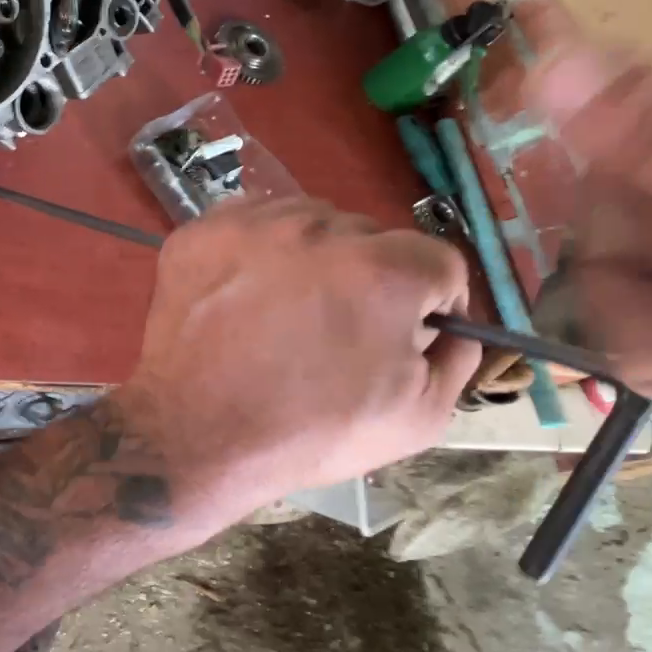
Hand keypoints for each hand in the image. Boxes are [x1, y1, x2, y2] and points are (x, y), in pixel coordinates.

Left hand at [113, 197, 477, 540]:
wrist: (196, 430)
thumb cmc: (310, 430)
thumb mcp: (419, 415)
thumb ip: (455, 354)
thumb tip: (446, 321)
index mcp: (384, 270)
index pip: (437, 263)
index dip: (429, 302)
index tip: (402, 333)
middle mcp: (318, 230)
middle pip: (369, 238)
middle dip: (367, 277)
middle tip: (334, 328)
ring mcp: (251, 225)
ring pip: (308, 222)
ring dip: (311, 256)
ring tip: (286, 309)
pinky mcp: (200, 231)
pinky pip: (249, 221)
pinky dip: (257, 248)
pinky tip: (248, 289)